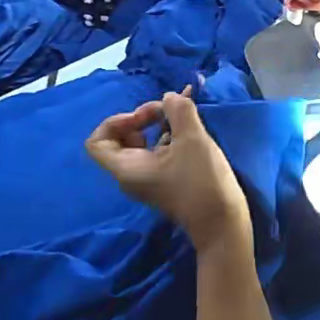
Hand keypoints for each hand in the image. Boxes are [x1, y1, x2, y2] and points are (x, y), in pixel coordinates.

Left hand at [87, 89, 250, 254]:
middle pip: (119, 139)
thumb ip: (178, 110)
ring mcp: (148, 179)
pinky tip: (190, 127)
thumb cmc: (201, 180)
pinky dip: (169, 136)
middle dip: (141, 118)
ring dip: (158, 125)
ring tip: (183, 114)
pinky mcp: (166, 180)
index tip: (148, 117)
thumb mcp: (191, 138)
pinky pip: (157, 152)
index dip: (117, 120)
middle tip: (168, 111)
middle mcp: (130, 175)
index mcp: (125, 168)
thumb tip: (170, 97)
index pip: (97, 141)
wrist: (222, 221)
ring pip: (141, 144)